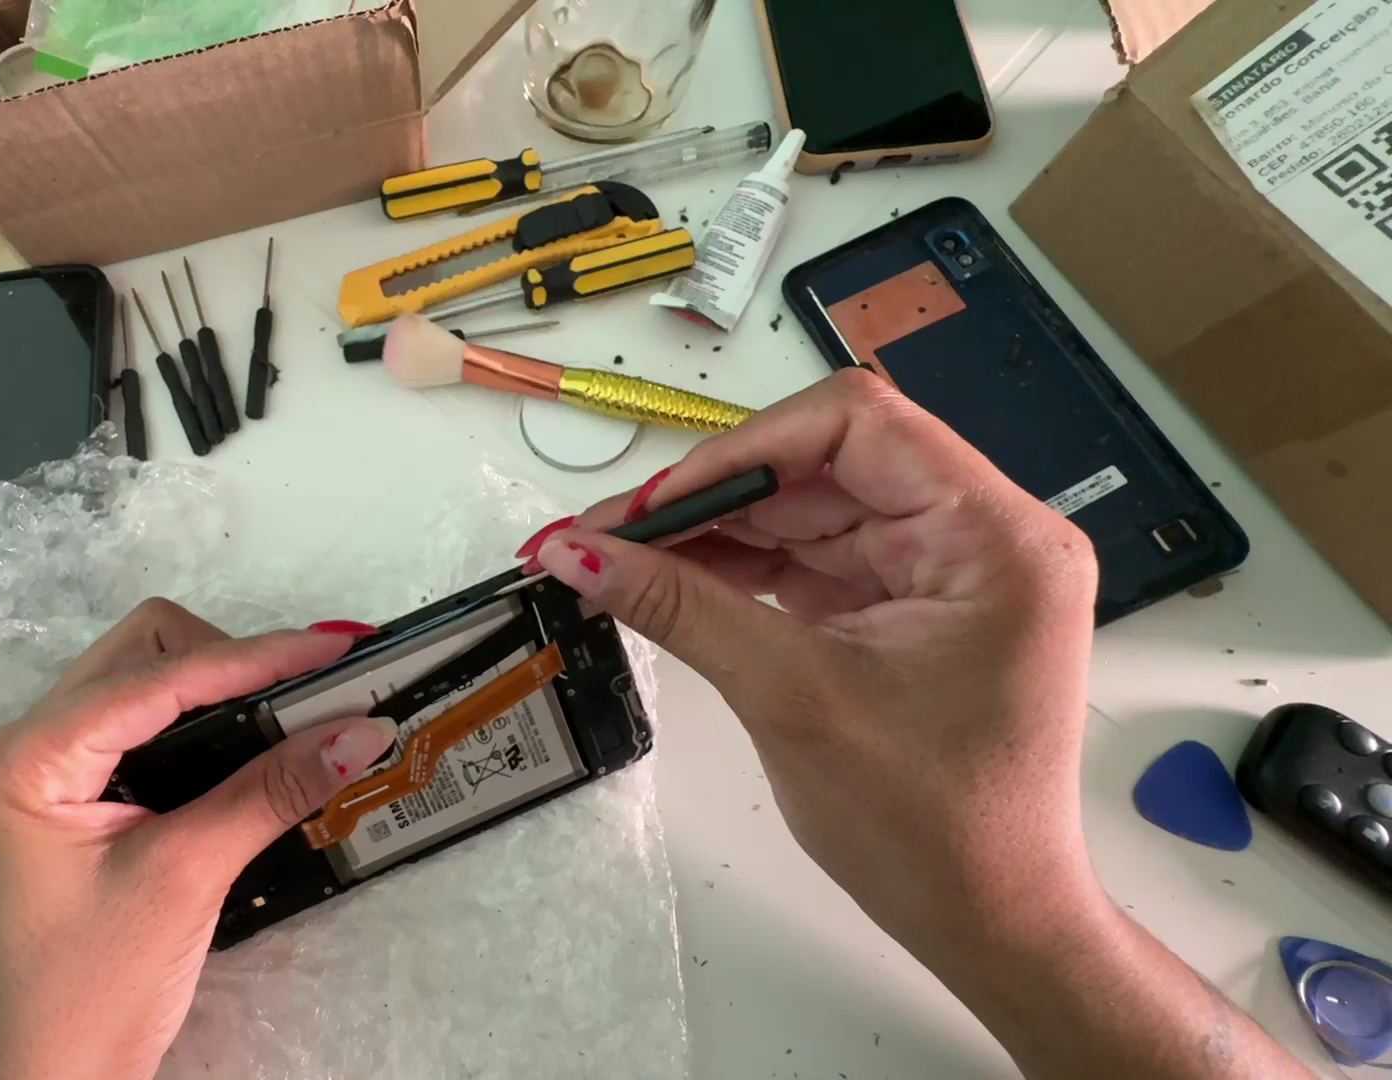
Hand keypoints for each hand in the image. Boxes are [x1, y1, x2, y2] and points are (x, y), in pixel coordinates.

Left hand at [0, 600, 394, 1079]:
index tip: (332, 648)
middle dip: (227, 657)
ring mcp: (41, 763)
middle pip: (142, 650)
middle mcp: (26, 740)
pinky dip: (198, 715)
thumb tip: (363, 730)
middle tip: (299, 693)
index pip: (162, 676)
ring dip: (215, 682)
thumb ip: (274, 790)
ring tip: (284, 708)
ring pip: (142, 676)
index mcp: (31, 756)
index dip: (255, 656)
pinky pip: (139, 718)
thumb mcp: (187, 878)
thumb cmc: (90, 995)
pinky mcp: (66, 788)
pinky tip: (243, 737)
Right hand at [524, 369, 1308, 1078]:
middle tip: (602, 531)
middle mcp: (963, 529)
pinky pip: (788, 554)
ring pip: (789, 507)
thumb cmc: (917, 823)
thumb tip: (568, 553)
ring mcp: (920, 562)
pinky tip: (657, 576)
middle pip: (811, 465)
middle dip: (703, 496)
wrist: (976, 915)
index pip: (856, 425)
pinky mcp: (881, 595)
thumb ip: (678, 608)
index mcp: (989, 536)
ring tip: (611, 554)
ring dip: (700, 529)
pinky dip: (720, 563)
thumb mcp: (788, 697)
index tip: (652, 505)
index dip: (742, 448)